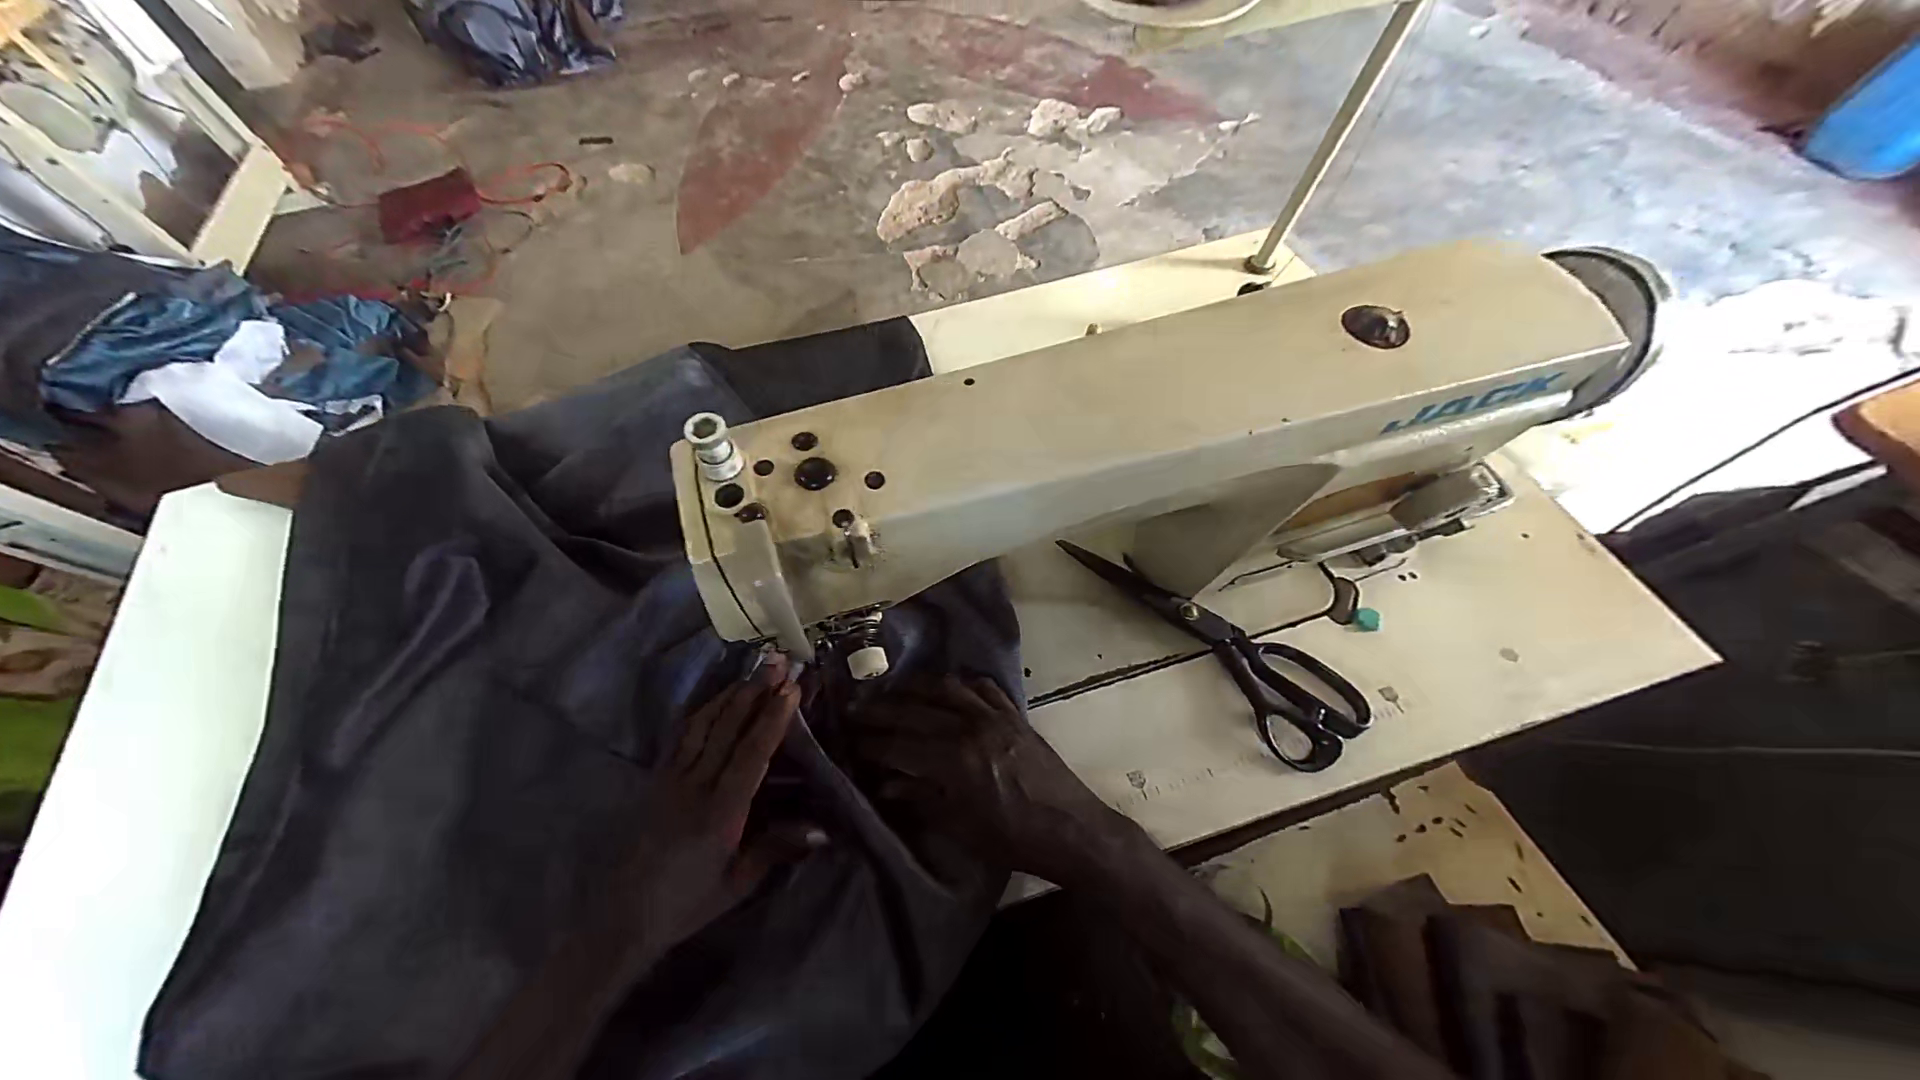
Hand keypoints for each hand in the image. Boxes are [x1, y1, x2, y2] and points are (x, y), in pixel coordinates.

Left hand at [608, 654, 814, 955]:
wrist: (623, 917)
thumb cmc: (688, 902)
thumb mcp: (738, 883)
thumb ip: (777, 850)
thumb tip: (823, 830)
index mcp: (721, 812)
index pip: (752, 754)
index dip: (773, 718)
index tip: (791, 689)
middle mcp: (696, 786)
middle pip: (728, 728)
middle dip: (754, 691)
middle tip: (777, 662)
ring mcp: (672, 779)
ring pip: (703, 724)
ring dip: (730, 694)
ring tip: (753, 669)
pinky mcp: (657, 779)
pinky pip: (681, 735)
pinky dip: (703, 711)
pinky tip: (717, 699)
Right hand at [853, 674, 1137, 884]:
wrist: (1072, 829)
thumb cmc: (1013, 838)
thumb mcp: (961, 827)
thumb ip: (921, 799)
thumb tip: (884, 784)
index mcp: (955, 761)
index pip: (899, 745)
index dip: (871, 743)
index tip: (850, 740)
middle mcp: (971, 728)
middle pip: (916, 710)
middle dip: (882, 710)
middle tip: (857, 709)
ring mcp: (995, 716)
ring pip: (947, 688)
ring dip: (916, 686)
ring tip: (894, 688)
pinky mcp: (1015, 714)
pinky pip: (984, 687)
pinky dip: (962, 682)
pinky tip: (948, 685)